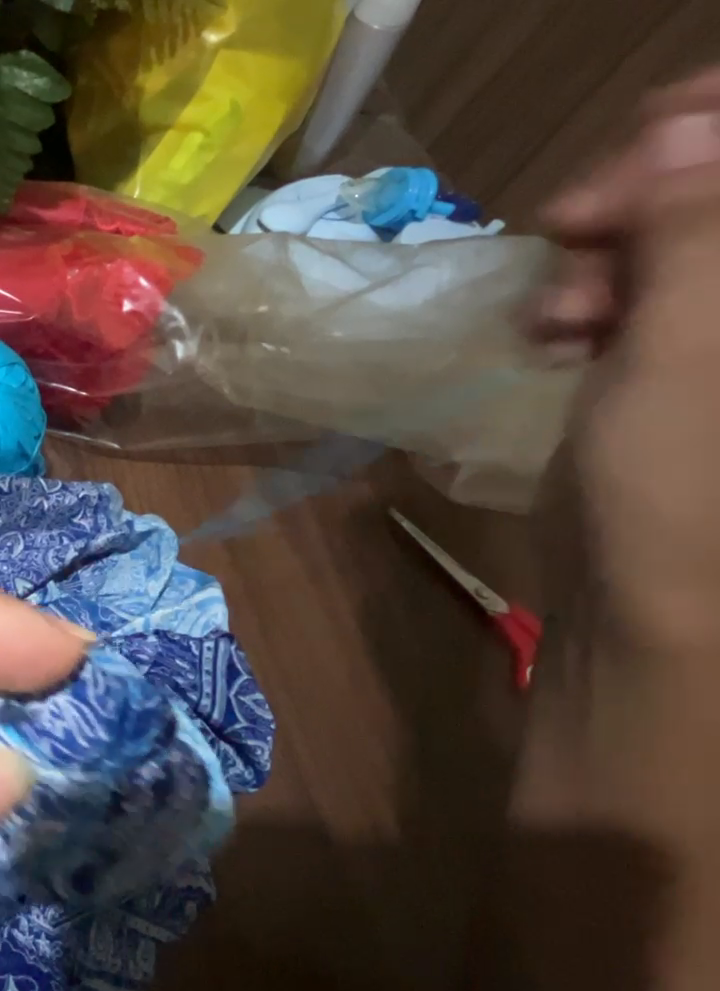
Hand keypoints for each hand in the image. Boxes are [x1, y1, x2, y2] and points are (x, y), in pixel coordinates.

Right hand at [542, 72, 719, 647]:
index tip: (631, 142)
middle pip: (718, 192)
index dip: (717, 130)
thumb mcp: (681, 355)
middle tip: (562, 233)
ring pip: (669, 239)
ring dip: (595, 262)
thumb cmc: (680, 488)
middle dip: (638, 200)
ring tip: (550, 320)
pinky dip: (586, 301)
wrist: (650, 598)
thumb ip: (691, 238)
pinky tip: (553, 336)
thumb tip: (679, 133)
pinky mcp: (682, 361)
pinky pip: (637, 291)